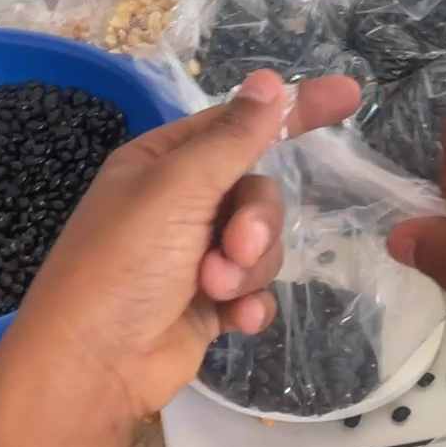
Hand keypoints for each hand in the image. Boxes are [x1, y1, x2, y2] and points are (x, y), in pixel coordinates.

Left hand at [4, 70, 361, 421]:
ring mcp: (195, 258)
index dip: (293, 111)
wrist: (96, 364)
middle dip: (255, 223)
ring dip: (247, 269)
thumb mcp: (178, 188)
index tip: (349, 96)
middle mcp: (179, 206)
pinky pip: (254, 291)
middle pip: (256, 194)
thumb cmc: (125, 263)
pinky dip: (248, 304)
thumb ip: (233, 138)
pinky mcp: (209, 306)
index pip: (238, 125)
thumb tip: (272, 82)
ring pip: (261, 247)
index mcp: (162, 163)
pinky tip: (234, 319)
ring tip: (214, 289)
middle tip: (234, 248)